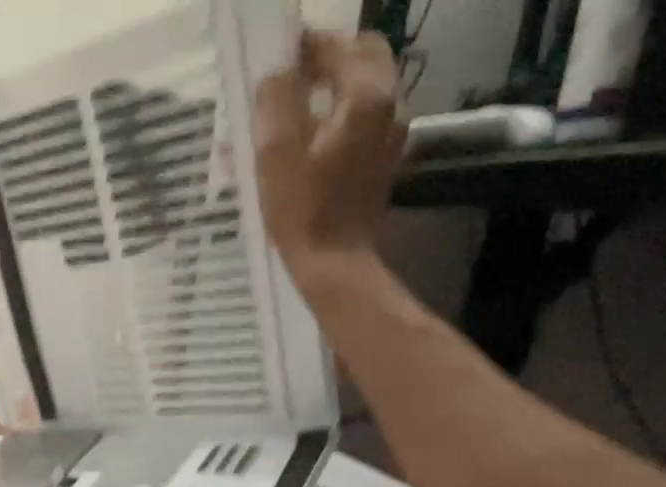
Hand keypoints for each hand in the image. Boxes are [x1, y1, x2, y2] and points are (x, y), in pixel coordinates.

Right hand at [253, 30, 405, 283]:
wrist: (334, 263)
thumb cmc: (301, 210)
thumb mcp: (275, 153)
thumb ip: (276, 101)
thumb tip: (276, 74)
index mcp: (365, 96)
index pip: (339, 45)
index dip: (305, 45)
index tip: (274, 56)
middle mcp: (389, 105)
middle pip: (363, 57)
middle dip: (326, 58)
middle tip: (288, 77)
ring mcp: (391, 133)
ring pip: (365, 87)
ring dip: (331, 86)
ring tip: (291, 108)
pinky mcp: (382, 158)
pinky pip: (362, 118)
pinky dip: (337, 114)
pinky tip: (307, 139)